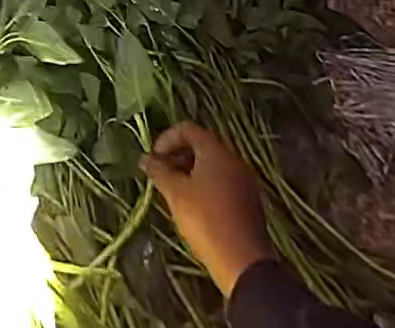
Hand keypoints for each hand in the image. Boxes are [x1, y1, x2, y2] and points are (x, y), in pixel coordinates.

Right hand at [141, 122, 271, 295]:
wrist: (244, 264)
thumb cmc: (206, 220)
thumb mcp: (175, 193)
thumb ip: (158, 171)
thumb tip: (144, 159)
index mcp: (216, 151)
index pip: (187, 129)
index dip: (166, 139)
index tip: (154, 158)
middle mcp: (234, 159)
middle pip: (200, 145)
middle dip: (177, 155)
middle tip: (161, 173)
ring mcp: (244, 181)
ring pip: (212, 164)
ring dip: (189, 170)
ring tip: (174, 190)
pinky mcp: (249, 201)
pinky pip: (222, 181)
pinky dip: (205, 184)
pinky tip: (193, 205)